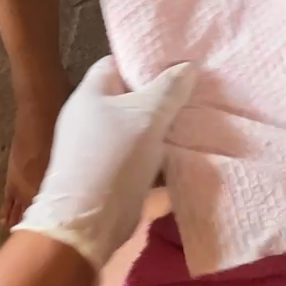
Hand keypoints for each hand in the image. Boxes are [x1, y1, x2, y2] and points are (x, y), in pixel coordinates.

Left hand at [13, 57, 194, 270]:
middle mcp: (92, 117)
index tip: (177, 65)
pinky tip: (187, 151)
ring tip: (197, 119)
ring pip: (139, 128)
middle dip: (162, 96)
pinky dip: (161, 153)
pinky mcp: (111, 173)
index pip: (117, 63)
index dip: (145, 62)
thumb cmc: (113, 158)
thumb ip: (169, 89)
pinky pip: (141, 154)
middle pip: (131, 97)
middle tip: (194, 93)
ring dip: (164, 127)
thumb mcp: (146, 116)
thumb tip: (188, 67)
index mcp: (91, 94)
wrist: (89, 222)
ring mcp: (100, 147)